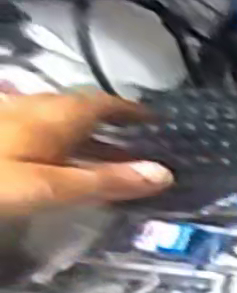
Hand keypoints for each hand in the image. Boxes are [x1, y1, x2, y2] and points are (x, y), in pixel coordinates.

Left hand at [0, 93, 172, 216]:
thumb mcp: (47, 188)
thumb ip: (107, 181)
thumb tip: (165, 173)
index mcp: (42, 118)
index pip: (95, 104)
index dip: (129, 110)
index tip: (156, 119)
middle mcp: (15, 110)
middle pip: (64, 108)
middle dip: (101, 121)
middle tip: (133, 140)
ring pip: (38, 118)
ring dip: (71, 133)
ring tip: (96, 150)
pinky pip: (18, 130)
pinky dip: (44, 141)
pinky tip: (45, 155)